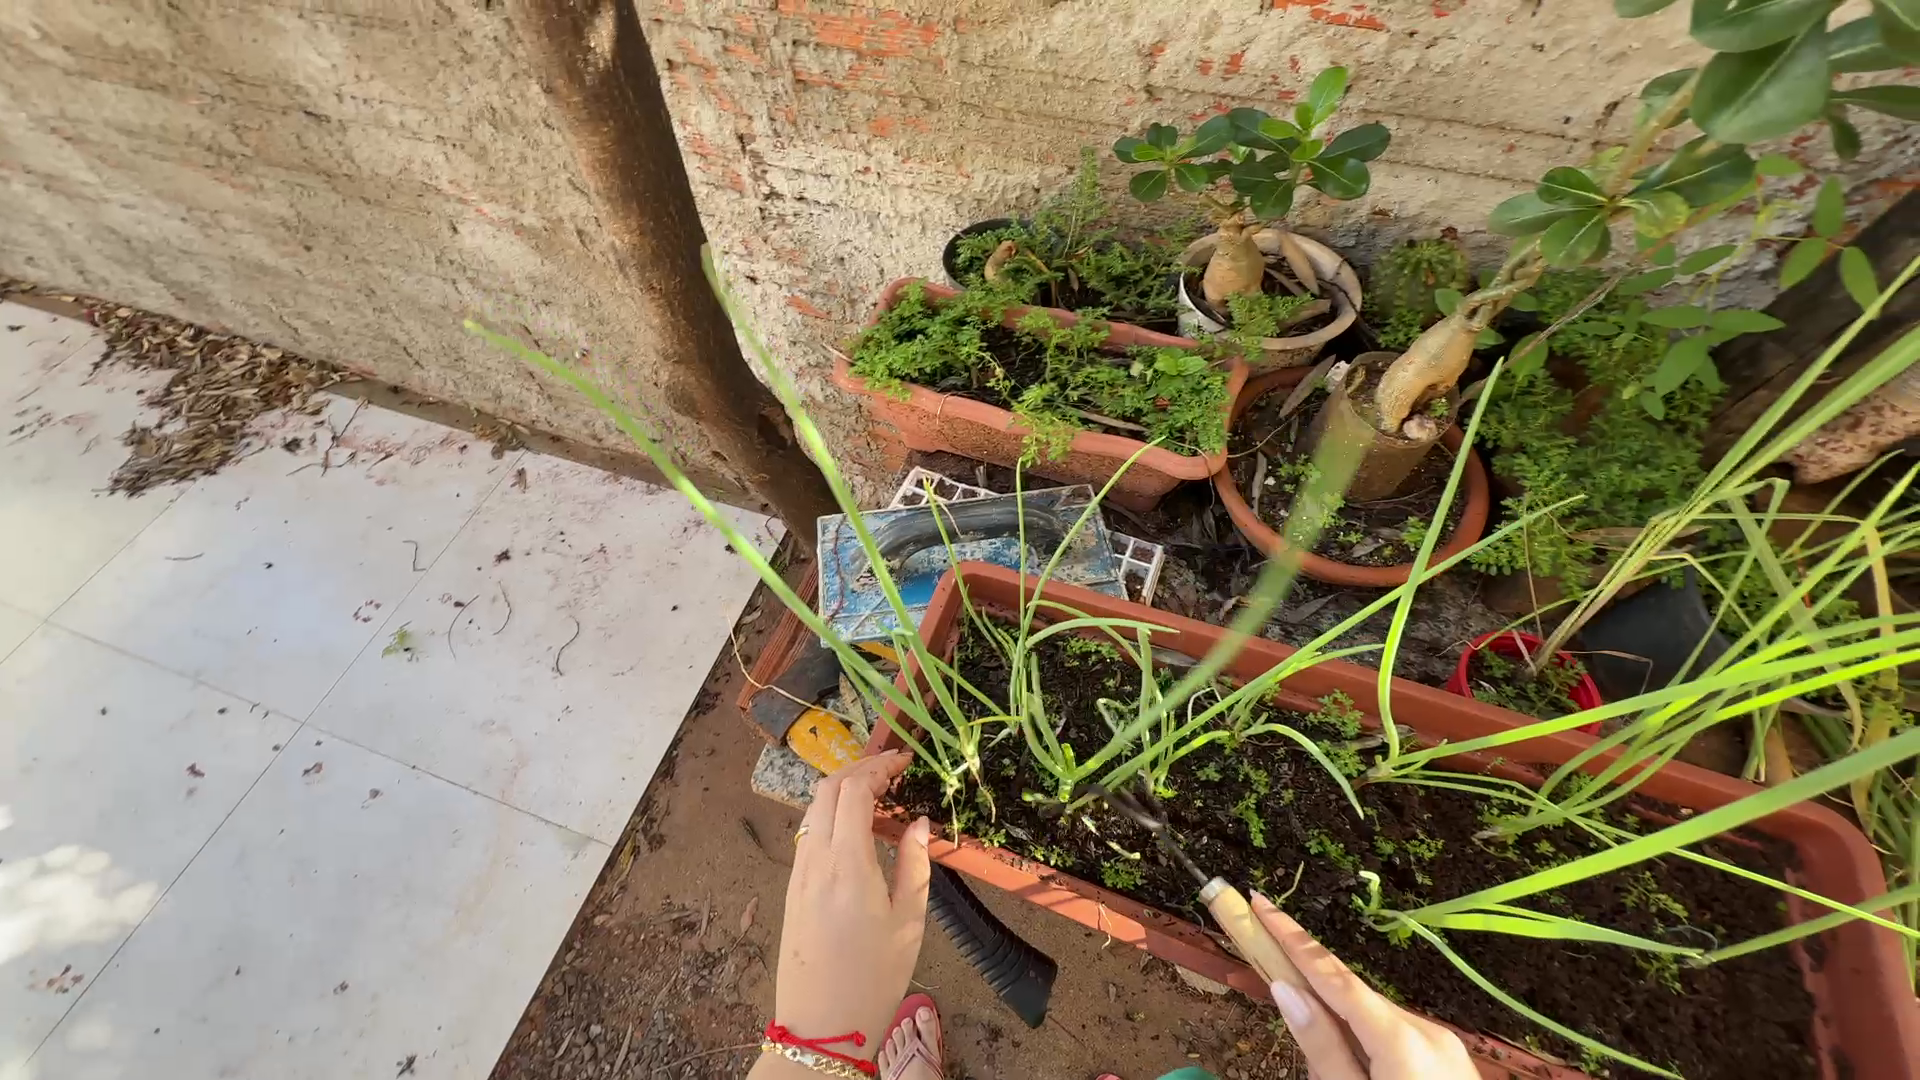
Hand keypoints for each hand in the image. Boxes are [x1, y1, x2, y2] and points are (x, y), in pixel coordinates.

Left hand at [773, 751, 931, 1063]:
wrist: (820, 1029)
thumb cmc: (874, 978)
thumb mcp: (909, 921)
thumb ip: (915, 864)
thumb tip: (920, 822)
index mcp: (847, 864)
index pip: (853, 790)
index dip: (878, 766)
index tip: (904, 761)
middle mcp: (815, 859)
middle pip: (827, 788)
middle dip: (859, 767)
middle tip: (891, 768)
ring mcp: (798, 872)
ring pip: (814, 807)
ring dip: (843, 787)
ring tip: (877, 789)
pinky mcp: (792, 886)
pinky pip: (809, 830)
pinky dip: (831, 811)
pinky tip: (856, 823)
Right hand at [1250, 893, 1475, 1079]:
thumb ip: (1320, 1046)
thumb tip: (1285, 987)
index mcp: (1401, 1039)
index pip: (1332, 974)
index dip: (1291, 936)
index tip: (1260, 900)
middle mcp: (1427, 1031)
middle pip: (1352, 994)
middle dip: (1311, 985)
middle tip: (1268, 972)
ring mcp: (1447, 1049)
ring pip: (1374, 1017)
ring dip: (1339, 1018)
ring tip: (1322, 1052)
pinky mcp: (1454, 1067)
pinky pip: (1397, 1037)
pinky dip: (1366, 1038)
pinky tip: (1354, 1064)